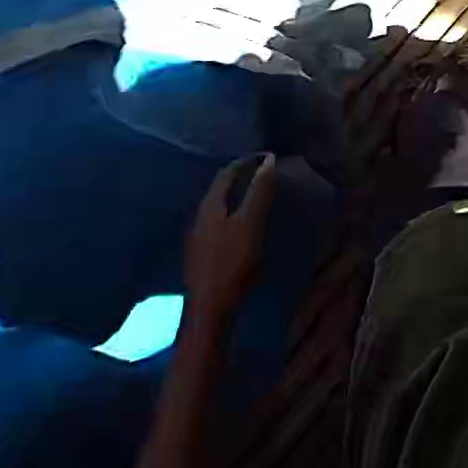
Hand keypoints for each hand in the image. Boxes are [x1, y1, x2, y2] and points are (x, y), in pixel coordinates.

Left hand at [183, 153, 278, 328]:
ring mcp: (199, 237)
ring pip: (220, 207)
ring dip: (239, 197)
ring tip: (259, 197)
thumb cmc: (232, 263)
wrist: (210, 311)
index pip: (227, 173)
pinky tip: (246, 226)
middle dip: (242, 178)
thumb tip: (268, 161)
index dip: (246, 162)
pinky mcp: (203, 255)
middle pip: (221, 189)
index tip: (267, 157)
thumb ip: (259, 192)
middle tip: (265, 174)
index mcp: (210, 206)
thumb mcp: (250, 224)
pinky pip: (220, 223)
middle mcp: (200, 217)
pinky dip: (236, 215)